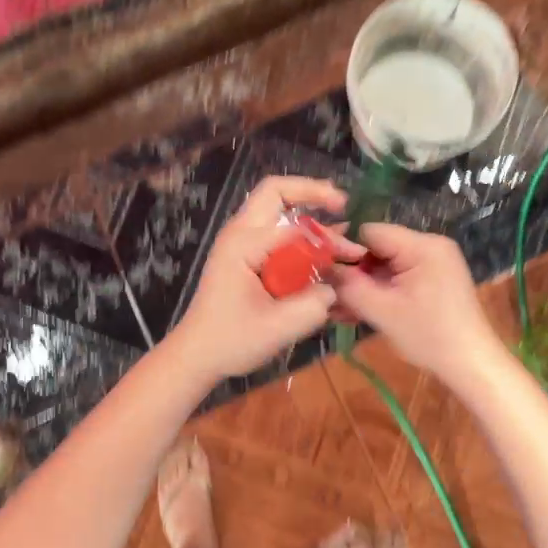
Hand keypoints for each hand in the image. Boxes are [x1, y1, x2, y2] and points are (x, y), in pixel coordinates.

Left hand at [166, 176, 361, 380]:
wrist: (196, 355)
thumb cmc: (230, 341)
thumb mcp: (277, 328)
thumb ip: (313, 305)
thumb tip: (334, 289)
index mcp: (244, 244)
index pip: (293, 224)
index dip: (325, 235)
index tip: (350, 252)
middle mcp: (240, 234)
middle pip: (276, 192)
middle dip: (311, 192)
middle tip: (341, 202)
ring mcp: (240, 243)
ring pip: (277, 210)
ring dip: (308, 215)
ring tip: (341, 229)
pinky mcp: (245, 256)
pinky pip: (275, 232)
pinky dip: (299, 236)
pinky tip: (322, 253)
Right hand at [331, 223, 505, 380]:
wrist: (472, 365)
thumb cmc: (429, 335)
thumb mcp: (382, 311)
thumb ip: (349, 286)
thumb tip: (322, 269)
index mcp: (422, 245)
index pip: (370, 231)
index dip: (344, 249)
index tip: (323, 272)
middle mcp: (430, 247)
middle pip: (378, 248)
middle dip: (353, 272)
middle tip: (328, 295)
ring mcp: (434, 265)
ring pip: (386, 267)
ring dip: (364, 287)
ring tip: (338, 309)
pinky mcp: (434, 282)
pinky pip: (399, 279)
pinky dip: (381, 293)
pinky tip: (358, 312)